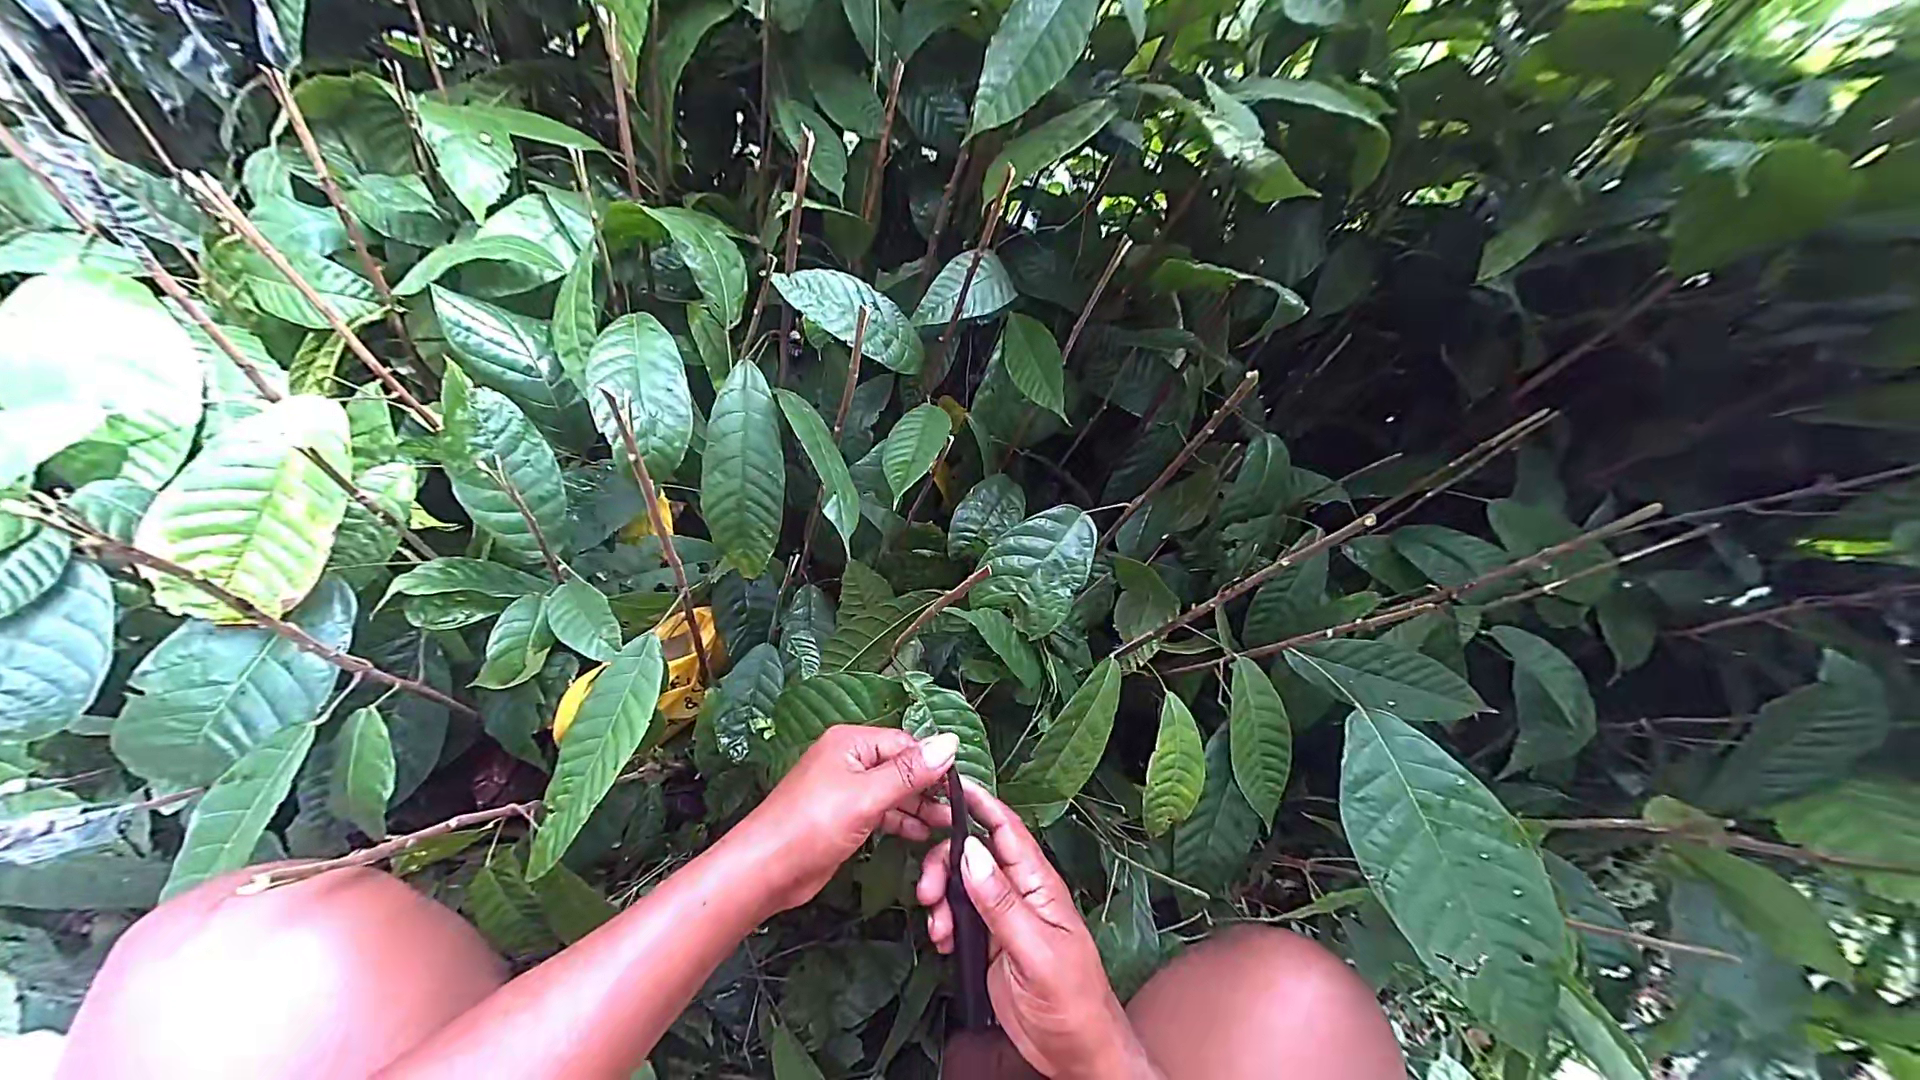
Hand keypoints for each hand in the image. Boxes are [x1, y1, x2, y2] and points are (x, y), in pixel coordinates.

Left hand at [735, 726, 956, 913]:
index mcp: (852, 742)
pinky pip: (882, 809)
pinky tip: (922, 833)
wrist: (764, 872)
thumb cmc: (811, 827)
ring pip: (894, 790)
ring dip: (919, 806)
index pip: (906, 744)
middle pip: (901, 766)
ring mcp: (846, 787)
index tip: (962, 788)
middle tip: (959, 810)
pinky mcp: (844, 814)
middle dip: (929, 787)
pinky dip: (901, 819)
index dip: (934, 764)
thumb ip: (910, 772)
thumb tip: (951, 741)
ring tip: (948, 824)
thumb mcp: (866, 796)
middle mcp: (850, 758)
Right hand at [916, 782, 1159, 1079]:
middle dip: (945, 860)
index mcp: (1038, 882)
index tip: (950, 786)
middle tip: (927, 888)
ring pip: (962, 881)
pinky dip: (943, 920)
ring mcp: (1003, 914)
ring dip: (941, 894)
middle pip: (974, 851)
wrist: (1077, 1055)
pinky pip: (959, 914)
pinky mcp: (990, 940)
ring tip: (936, 923)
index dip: (980, 802)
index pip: (1005, 828)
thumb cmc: (1073, 1002)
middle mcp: (1019, 890)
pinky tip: (942, 940)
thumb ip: (1002, 902)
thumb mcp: (1037, 951)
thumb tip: (971, 851)